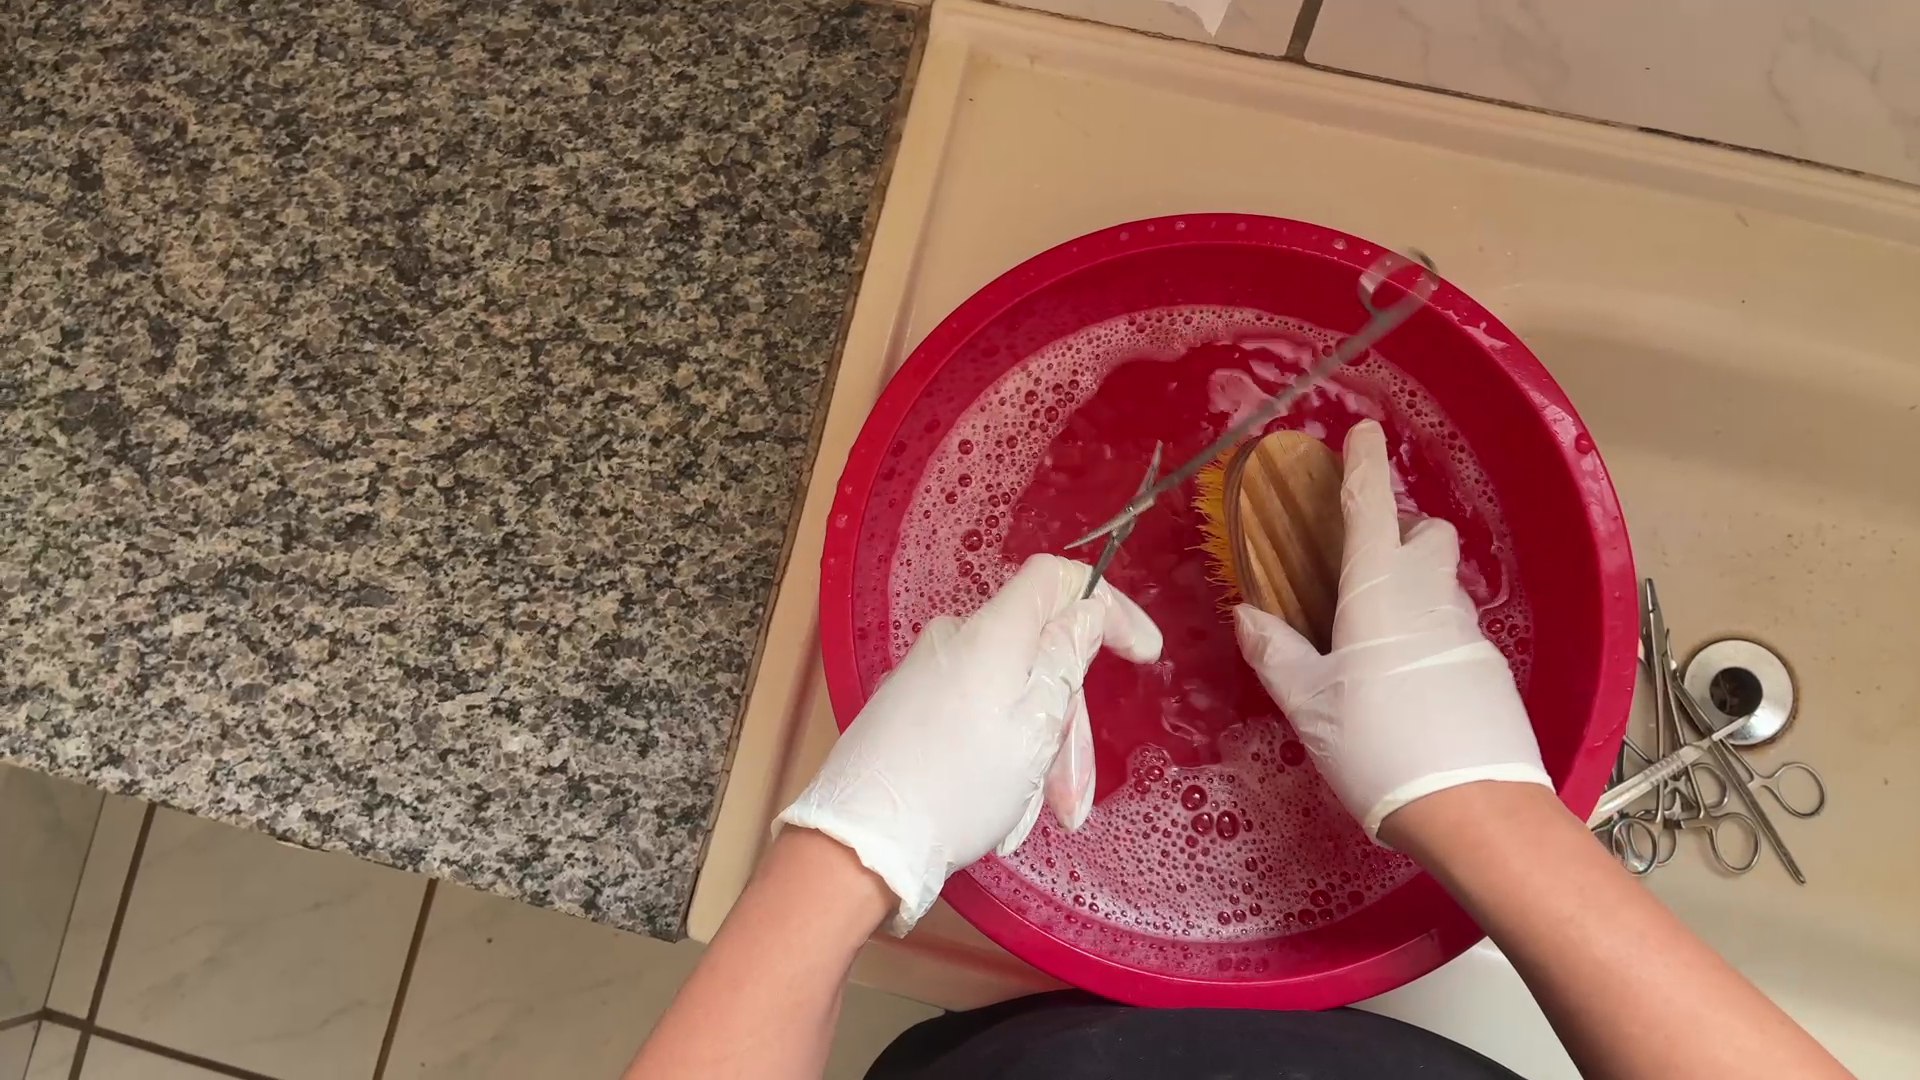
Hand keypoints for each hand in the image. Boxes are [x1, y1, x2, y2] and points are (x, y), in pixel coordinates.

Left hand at [779, 554, 1161, 933]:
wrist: (860, 840)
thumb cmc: (960, 783)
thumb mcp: (1034, 725)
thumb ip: (1066, 657)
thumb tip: (1085, 611)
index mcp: (993, 631)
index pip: (1056, 579)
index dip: (1107, 606)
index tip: (1144, 654)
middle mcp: (957, 638)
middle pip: (1037, 652)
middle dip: (1068, 719)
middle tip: (1076, 796)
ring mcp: (929, 672)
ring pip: (1011, 694)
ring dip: (1037, 752)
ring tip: (1040, 816)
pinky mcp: (910, 704)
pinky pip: (977, 713)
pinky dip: (1002, 754)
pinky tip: (1002, 807)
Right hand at [1234, 419, 1551, 838]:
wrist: (1473, 811)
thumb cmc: (1376, 744)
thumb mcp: (1305, 701)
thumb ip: (1274, 650)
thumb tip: (1249, 615)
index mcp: (1378, 592)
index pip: (1370, 509)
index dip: (1363, 466)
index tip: (1363, 433)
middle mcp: (1429, 597)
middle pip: (1426, 534)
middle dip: (1397, 529)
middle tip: (1356, 563)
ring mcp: (1467, 630)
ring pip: (1442, 578)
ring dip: (1412, 576)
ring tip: (1371, 624)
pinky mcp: (1487, 665)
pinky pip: (1453, 619)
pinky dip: (1427, 620)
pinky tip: (1402, 670)